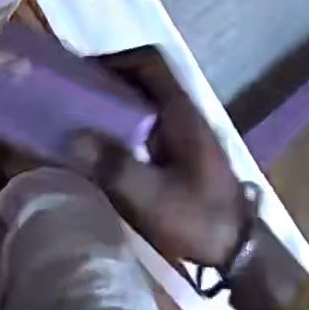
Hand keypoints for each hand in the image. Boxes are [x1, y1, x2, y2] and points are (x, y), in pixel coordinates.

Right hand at [79, 48, 246, 267]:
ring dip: (114, 102)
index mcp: (181, 111)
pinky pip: (147, 123)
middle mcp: (183, 113)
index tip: (81, 72)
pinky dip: (122, 124)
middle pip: (144, 78)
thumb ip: (114, 165)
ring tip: (77, 117)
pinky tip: (100, 146)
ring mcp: (184, 131)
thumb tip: (74, 136)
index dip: (116, 59)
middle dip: (108, 80)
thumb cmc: (197, 219)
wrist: (237, 250)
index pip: (150, 62)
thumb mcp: (150, 197)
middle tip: (71, 95)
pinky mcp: (180, 151)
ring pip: (145, 100)